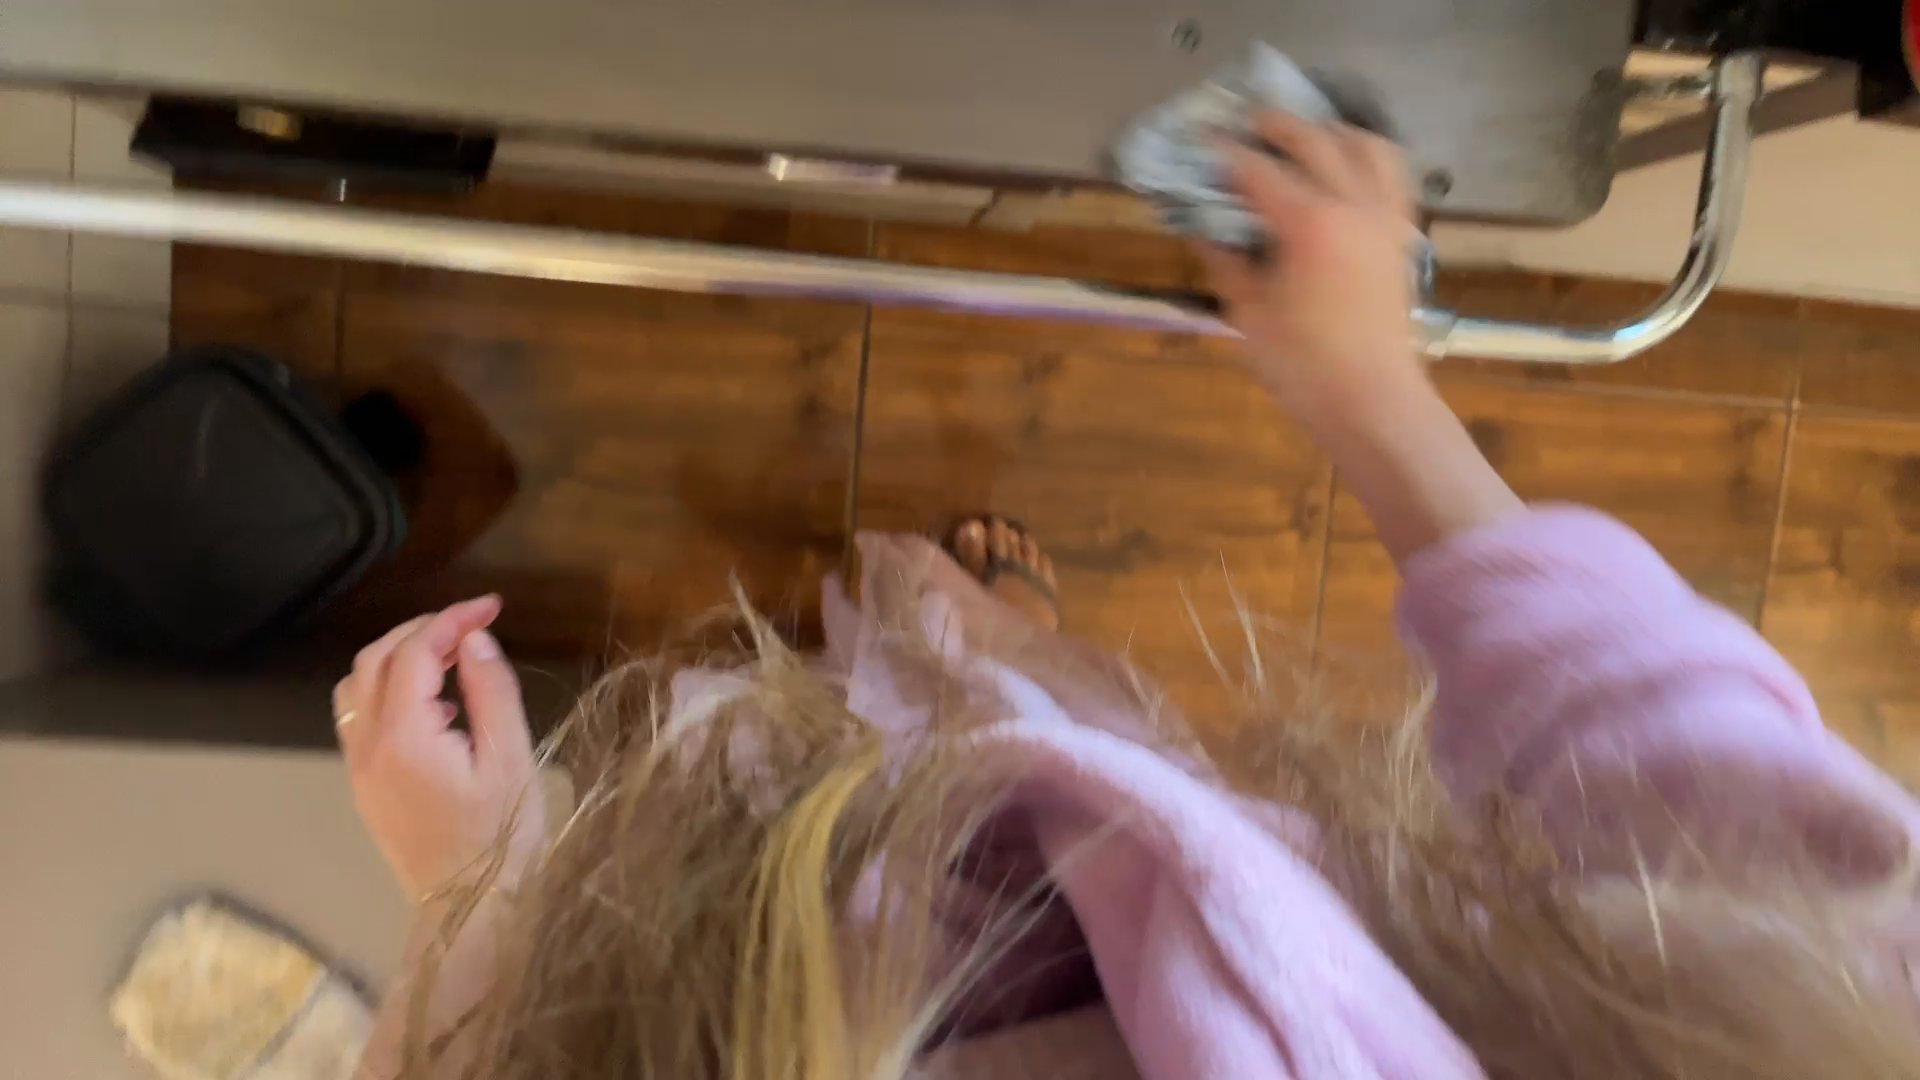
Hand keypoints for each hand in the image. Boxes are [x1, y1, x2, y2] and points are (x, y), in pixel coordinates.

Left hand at [333, 596, 544, 898]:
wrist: (469, 902)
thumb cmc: (501, 830)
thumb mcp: (511, 757)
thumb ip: (492, 692)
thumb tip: (477, 639)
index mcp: (404, 738)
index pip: (415, 653)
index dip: (452, 619)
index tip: (494, 606)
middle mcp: (367, 746)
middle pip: (375, 660)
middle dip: (424, 628)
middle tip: (476, 623)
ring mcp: (359, 766)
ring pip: (359, 684)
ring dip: (401, 653)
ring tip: (454, 651)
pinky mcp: (365, 781)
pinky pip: (362, 712)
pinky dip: (393, 684)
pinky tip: (437, 697)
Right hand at [1198, 113, 1429, 431]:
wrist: (1369, 399)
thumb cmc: (1301, 366)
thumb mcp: (1249, 315)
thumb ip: (1227, 263)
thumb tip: (1203, 229)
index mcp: (1309, 225)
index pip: (1261, 173)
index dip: (1227, 156)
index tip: (1202, 144)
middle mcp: (1354, 204)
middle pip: (1316, 142)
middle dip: (1278, 127)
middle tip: (1247, 127)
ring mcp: (1386, 216)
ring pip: (1366, 145)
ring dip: (1330, 132)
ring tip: (1303, 138)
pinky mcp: (1402, 234)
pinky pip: (1392, 174)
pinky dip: (1366, 157)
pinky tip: (1346, 171)